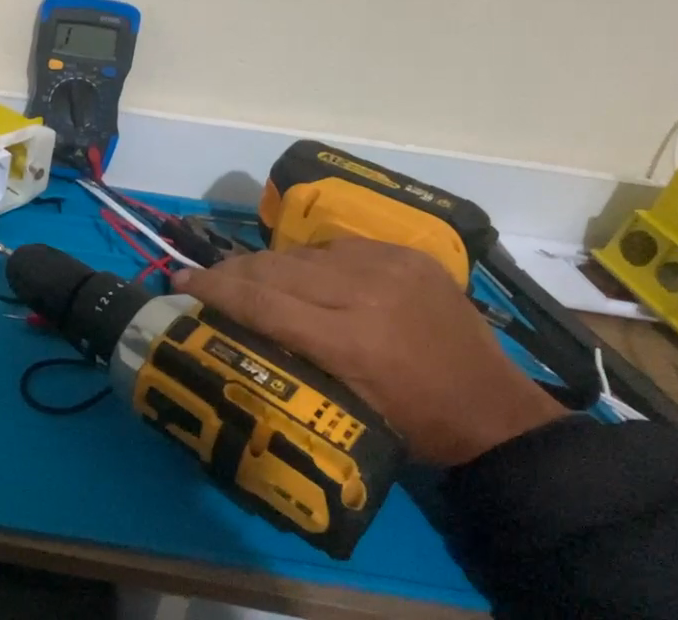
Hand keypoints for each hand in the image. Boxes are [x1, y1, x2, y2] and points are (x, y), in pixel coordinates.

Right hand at [172, 238, 566, 465]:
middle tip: (201, 281)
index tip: (179, 281)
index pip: (262, 302)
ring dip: (268, 266)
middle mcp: (367, 291)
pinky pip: (337, 248)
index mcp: (351, 341)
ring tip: (246, 280)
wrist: (498, 412)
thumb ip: (290, 362)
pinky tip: (302, 276)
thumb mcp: (344, 409)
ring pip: (302, 254)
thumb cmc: (414, 428)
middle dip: (230, 273)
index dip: (214, 290)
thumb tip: (234, 331)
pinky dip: (311, 262)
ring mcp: (391, 265)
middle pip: (275, 269)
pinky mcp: (407, 254)